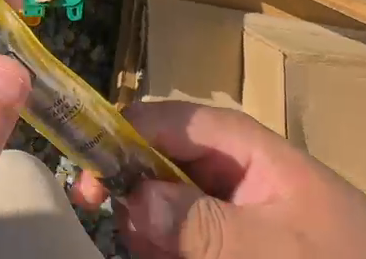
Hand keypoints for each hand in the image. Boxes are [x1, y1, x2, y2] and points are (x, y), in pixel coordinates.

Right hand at [87, 100, 365, 258]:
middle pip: (145, 171)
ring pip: (160, 214)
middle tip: (153, 254)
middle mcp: (220, 166)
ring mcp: (226, 207)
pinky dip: (175, 257)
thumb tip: (132, 197)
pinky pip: (184, 242)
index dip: (111, 144)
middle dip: (138, 213)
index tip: (87, 190)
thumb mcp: (278, 250)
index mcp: (230, 142)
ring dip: (158, 246)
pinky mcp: (233, 241)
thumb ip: (203, 226)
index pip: (150, 120)